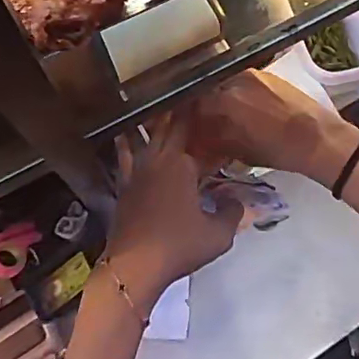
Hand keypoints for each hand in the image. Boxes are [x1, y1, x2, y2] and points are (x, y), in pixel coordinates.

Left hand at [105, 114, 242, 308]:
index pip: (192, 131)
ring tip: (153, 103)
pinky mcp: (123, 186)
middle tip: (182, 93)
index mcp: (182, 164)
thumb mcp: (218, 235)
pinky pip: (124, 156)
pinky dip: (124, 143)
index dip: (198, 113)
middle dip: (175, 109)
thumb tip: (237, 200)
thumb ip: (232, 212)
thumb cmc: (179, 246)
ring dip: (150, 121)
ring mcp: (136, 172)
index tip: (203, 95)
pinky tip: (121, 135)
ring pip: (144, 137)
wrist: (135, 265)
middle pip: (166, 127)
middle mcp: (158, 160)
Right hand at [179, 70, 358, 184]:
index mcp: (226, 98)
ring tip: (223, 117)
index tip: (185, 127)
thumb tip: (195, 141)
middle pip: (207, 90)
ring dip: (219, 99)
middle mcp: (236, 79)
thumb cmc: (280, 151)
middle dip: (202, 107)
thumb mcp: (240, 151)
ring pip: (224, 84)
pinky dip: (237, 94)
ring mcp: (252, 73)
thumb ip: (213, 141)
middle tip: (203, 123)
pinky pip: (242, 81)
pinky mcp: (267, 74)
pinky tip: (242, 109)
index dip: (187, 117)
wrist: (320, 139)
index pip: (193, 103)